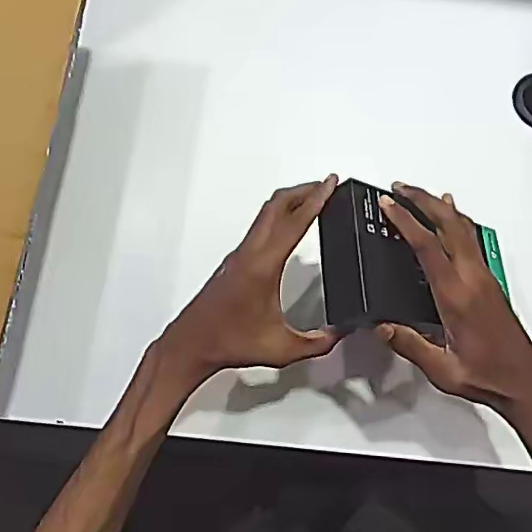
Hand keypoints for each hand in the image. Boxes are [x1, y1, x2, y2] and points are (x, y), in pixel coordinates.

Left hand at [156, 177, 342, 384]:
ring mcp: (238, 257)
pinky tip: (286, 229)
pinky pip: (258, 229)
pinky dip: (277, 218)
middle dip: (304, 190)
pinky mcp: (233, 263)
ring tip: (310, 200)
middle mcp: (248, 255)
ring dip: (289, 202)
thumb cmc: (225, 341)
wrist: (191, 344)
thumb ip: (318, 342)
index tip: (330, 183)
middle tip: (326, 185)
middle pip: (276, 206)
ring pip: (265, 215)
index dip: (316, 199)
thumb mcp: (282, 348)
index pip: (294, 223)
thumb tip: (339, 333)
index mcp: (262, 267)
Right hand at [375, 183, 531, 442]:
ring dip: (440, 207)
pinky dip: (456, 221)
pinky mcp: (490, 283)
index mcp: (457, 296)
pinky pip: (472, 240)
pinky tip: (452, 218)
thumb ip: (408, 344)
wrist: (526, 384)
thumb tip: (382, 326)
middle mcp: (474, 281)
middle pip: (449, 224)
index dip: (406, 221)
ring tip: (420, 196)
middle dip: (423, 200)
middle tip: (401, 189)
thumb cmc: (490, 376)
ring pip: (463, 228)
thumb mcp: (440, 368)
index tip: (390, 205)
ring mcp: (485, 279)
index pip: (428, 246)